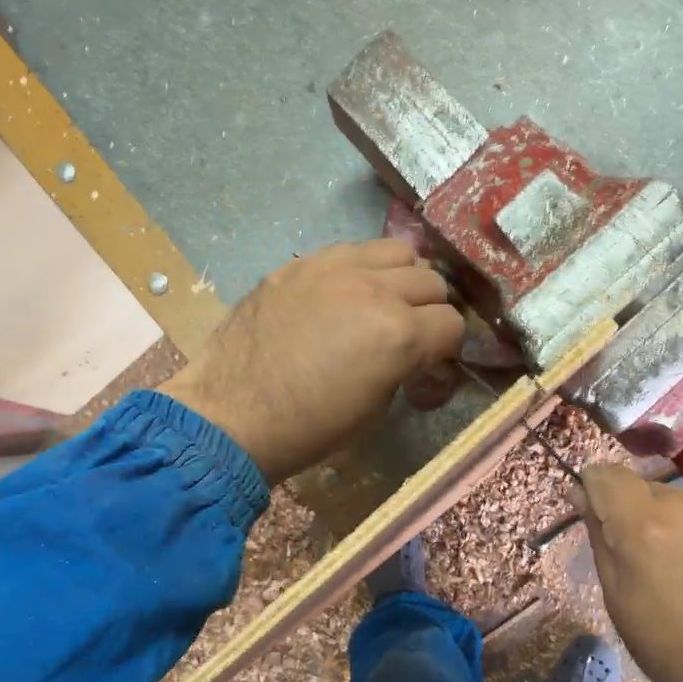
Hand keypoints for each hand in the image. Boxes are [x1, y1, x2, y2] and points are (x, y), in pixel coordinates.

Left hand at [159, 240, 463, 482]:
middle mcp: (374, 290)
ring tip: (378, 308)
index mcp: (399, 335)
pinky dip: (360, 272)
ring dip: (399, 281)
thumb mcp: (373, 411)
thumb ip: (404, 370)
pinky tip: (341, 299)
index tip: (428, 369)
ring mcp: (334, 269)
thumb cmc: (306, 430)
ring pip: (397, 253)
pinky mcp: (300, 264)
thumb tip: (415, 360)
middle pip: (432, 283)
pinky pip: (351, 251)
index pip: (452, 326)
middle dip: (427, 314)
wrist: (230, 418)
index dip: (445, 352)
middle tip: (406, 341)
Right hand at [578, 465, 682, 681]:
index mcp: (643, 525)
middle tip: (646, 568)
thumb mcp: (621, 603)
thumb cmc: (679, 651)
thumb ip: (601, 542)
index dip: (593, 490)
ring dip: (674, 530)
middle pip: (646, 492)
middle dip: (637, 518)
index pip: (605, 475)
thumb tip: (584, 497)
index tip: (596, 518)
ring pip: (682, 508)